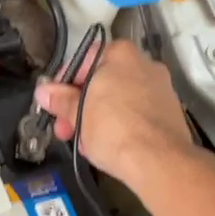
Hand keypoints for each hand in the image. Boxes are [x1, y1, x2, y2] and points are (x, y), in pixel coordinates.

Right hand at [34, 39, 205, 189]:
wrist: (159, 161)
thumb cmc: (113, 127)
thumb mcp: (76, 113)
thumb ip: (60, 99)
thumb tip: (43, 91)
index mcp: (122, 54)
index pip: (86, 59)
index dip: (66, 81)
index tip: (56, 101)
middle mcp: (146, 65)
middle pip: (104, 81)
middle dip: (81, 104)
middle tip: (66, 126)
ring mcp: (162, 90)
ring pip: (120, 100)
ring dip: (99, 117)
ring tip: (85, 142)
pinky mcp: (171, 114)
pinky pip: (137, 115)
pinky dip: (121, 126)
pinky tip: (108, 146)